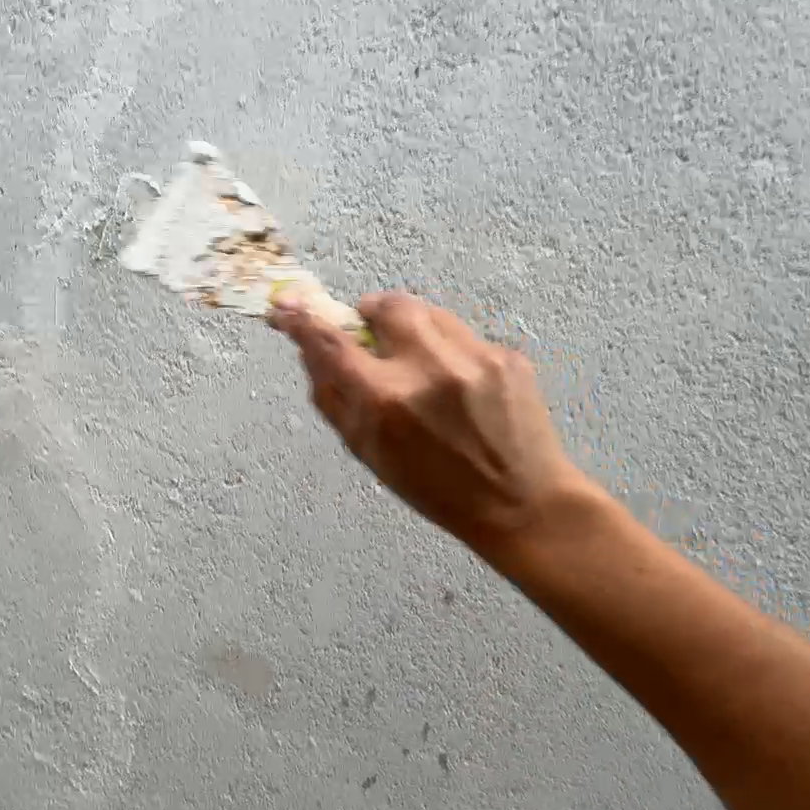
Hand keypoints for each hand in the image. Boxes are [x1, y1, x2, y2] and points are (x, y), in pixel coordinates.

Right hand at [270, 290, 591, 551]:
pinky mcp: (507, 356)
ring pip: (427, 312)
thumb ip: (333, 399)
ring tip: (415, 359)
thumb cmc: (433, 488)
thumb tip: (310, 354)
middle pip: (386, 305)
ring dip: (409, 326)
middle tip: (368, 329)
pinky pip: (462, 335)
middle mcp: (428, 368)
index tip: (287, 306)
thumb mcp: (367, 452)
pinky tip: (457, 385)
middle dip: (370, 311)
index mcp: (386, 399)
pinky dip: (447, 350)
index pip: (331, 343)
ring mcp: (474, 357)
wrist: (522, 503)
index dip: (303, 321)